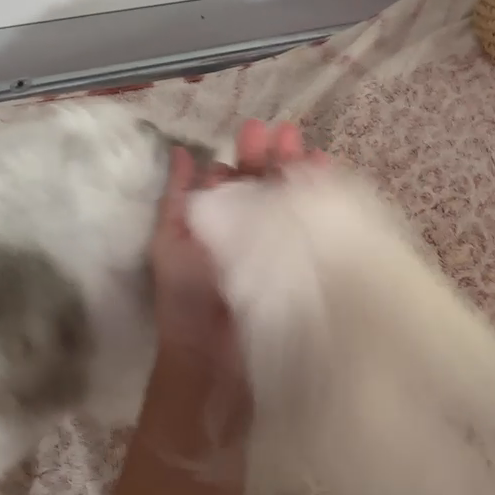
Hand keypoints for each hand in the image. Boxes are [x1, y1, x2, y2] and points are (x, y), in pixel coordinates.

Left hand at [148, 121, 324, 365]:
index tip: (254, 133)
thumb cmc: (185, 299)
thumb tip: (179, 151)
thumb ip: (178, 197)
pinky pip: (312, 225)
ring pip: (290, 198)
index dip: (243, 155)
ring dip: (298, 170)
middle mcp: (250, 226)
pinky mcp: (302, 263)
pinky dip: (320, 198)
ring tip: (305, 148)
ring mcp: (278, 244)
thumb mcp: (169, 242)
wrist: (214, 362)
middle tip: (283, 132)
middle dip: (274, 154)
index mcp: (219, 219)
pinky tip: (325, 175)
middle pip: (265, 181)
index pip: (235, 176)